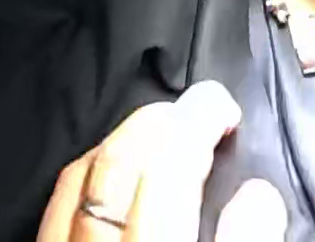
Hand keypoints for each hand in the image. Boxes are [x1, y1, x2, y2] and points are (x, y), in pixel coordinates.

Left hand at [37, 82, 287, 241]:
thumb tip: (259, 196)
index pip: (172, 170)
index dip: (201, 122)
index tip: (224, 110)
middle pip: (121, 162)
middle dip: (161, 119)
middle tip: (197, 110)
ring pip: (83, 174)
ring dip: (123, 136)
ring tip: (158, 126)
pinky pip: (55, 204)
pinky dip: (87, 169)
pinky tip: (107, 166)